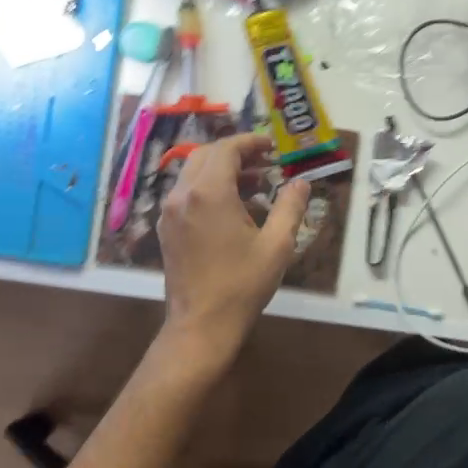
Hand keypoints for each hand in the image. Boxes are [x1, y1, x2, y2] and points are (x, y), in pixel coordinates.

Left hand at [157, 132, 310, 342]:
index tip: (273, 146)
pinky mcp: (166, 229)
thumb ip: (290, 207)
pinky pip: (187, 193)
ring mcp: (169, 212)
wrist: (202, 324)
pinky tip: (233, 208)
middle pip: (206, 155)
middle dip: (236, 153)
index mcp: (209, 193)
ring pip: (194, 173)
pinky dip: (209, 188)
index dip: (251, 142)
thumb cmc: (243, 284)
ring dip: (222, 170)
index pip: (226, 149)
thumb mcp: (277, 244)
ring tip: (255, 184)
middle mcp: (183, 195)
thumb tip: (301, 183)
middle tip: (266, 162)